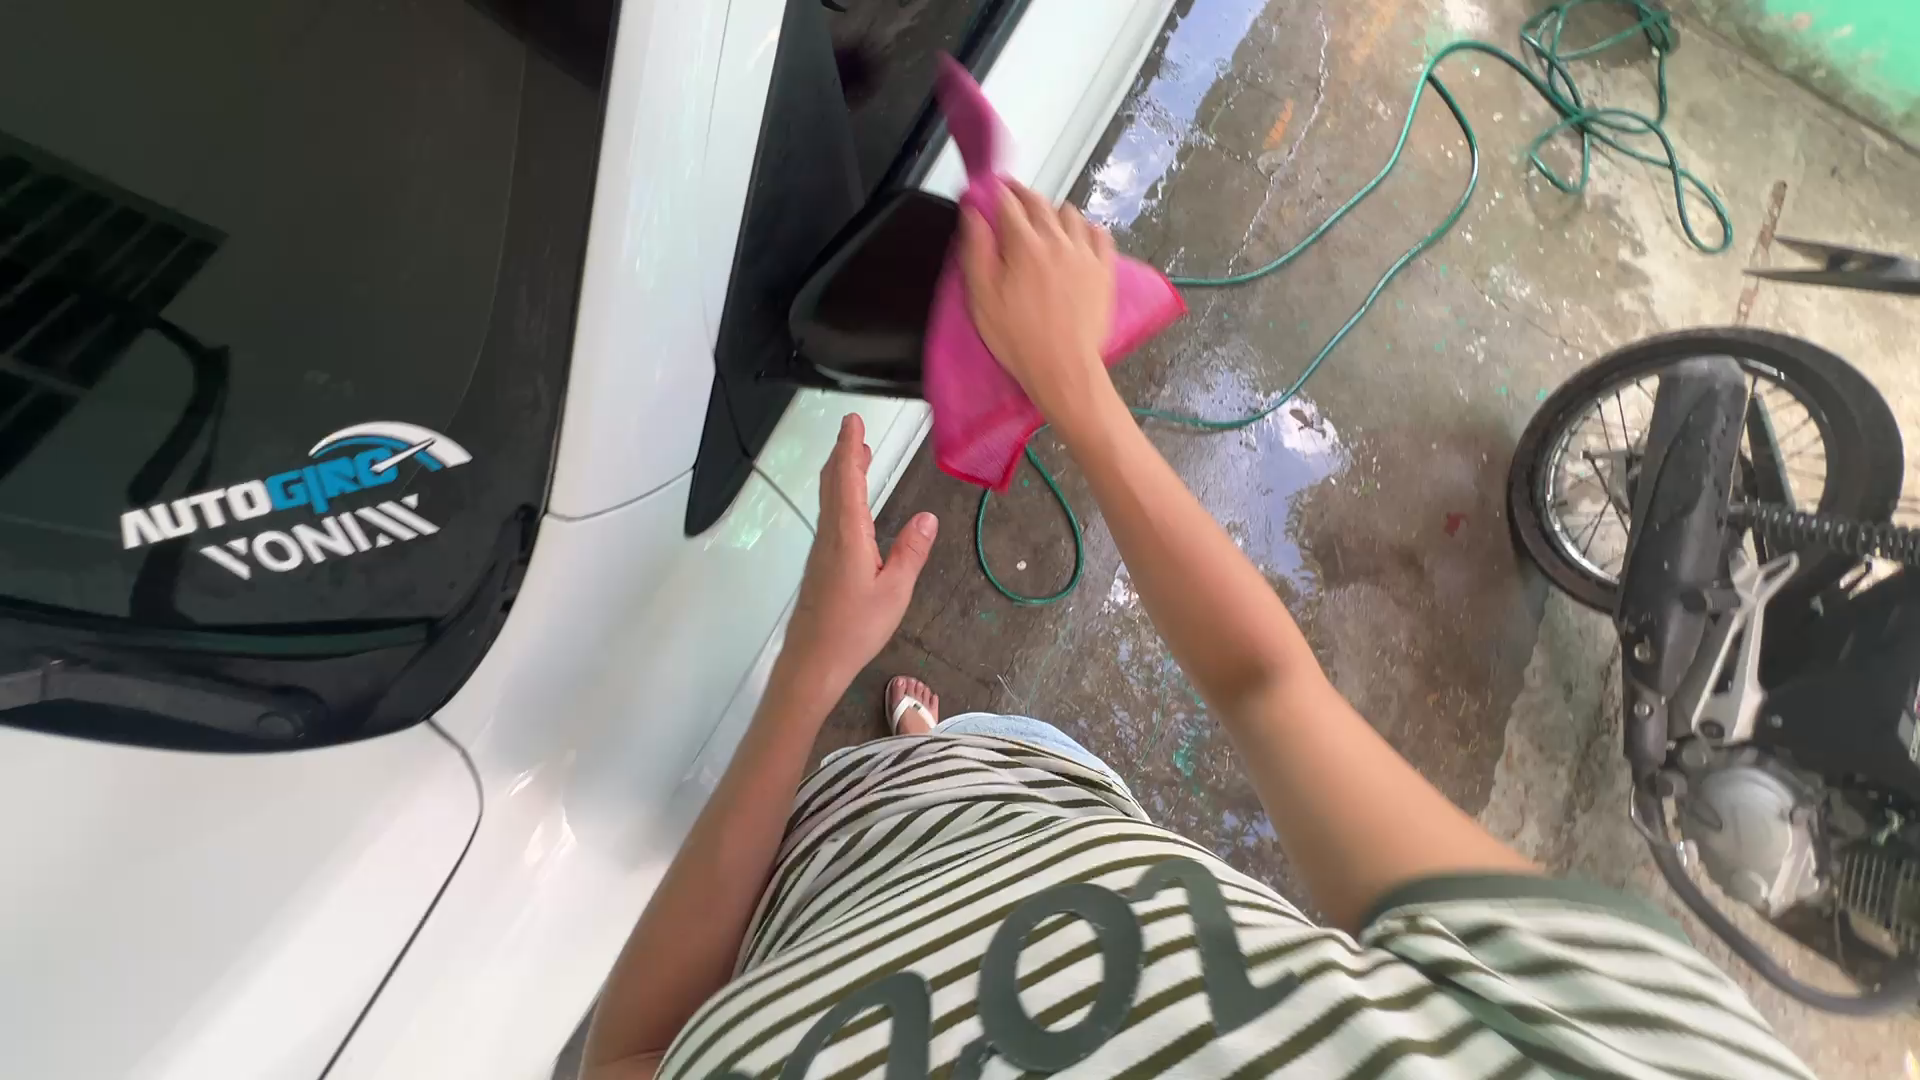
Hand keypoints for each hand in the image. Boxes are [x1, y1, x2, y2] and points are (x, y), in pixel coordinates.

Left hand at [782, 414, 937, 692]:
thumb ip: (910, 553)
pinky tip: (852, 505)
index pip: (848, 480)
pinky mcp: (821, 564)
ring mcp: (823, 550)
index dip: (850, 448)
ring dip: (841, 473)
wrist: (813, 661)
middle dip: (844, 454)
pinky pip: (831, 516)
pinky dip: (840, 496)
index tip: (852, 421)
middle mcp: (831, 535)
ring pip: (829, 500)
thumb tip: (927, 518)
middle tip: (855, 431)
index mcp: (849, 536)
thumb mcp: (894, 592)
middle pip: (833, 484)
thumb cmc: (855, 628)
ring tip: (856, 457)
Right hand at [960, 183, 1116, 428]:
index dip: (996, 192)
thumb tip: (973, 212)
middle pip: (1039, 202)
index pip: (1007, 202)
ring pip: (1069, 214)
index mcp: (1023, 244)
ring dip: (1053, 211)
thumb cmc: (1017, 338)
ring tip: (1044, 222)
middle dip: (1022, 195)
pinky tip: (1077, 237)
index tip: (990, 190)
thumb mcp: (981, 298)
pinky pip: (1099, 233)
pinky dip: (1085, 228)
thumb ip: (976, 250)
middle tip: (1012, 198)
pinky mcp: (1104, 270)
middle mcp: (1056, 240)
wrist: (1062, 367)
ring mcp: (1084, 253)